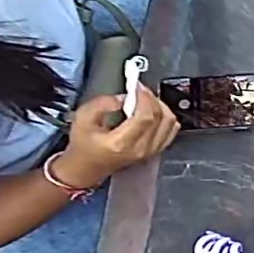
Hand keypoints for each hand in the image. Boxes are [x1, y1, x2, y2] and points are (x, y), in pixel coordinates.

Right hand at [56, 84, 180, 187]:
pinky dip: (166, 116)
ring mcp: (153, 151)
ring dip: (161, 106)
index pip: (145, 117)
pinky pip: (172, 129)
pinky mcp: (157, 149)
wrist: (88, 167)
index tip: (137, 85)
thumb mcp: (82, 120)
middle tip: (141, 89)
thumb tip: (125, 97)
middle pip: (161, 118)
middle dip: (152, 99)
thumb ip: (101, 104)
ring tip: (146, 98)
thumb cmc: (83, 144)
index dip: (145, 98)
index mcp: (122, 143)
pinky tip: (153, 110)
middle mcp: (142, 149)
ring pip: (170, 123)